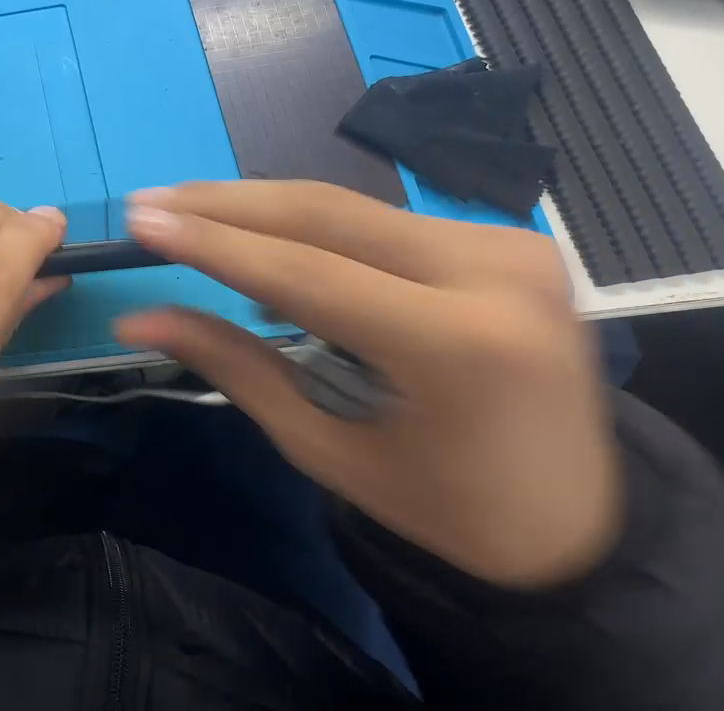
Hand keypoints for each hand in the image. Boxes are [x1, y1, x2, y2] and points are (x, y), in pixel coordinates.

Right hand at [119, 181, 621, 588]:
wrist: (586, 522)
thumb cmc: (446, 506)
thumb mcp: (326, 449)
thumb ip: (232, 367)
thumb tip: (137, 321)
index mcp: (459, 346)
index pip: (305, 272)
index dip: (212, 244)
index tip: (140, 221)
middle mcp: (494, 275)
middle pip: (326, 215)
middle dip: (224, 204)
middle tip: (149, 201)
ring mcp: (508, 248)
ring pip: (348, 205)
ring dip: (258, 206)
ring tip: (184, 208)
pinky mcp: (505, 242)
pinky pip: (378, 219)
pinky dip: (305, 222)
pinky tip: (254, 229)